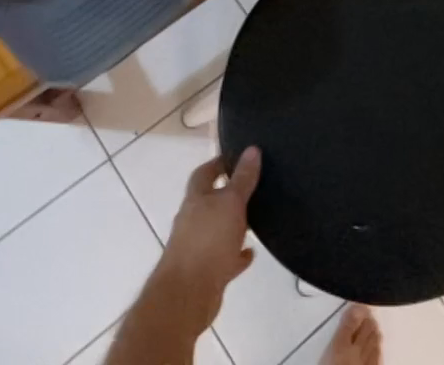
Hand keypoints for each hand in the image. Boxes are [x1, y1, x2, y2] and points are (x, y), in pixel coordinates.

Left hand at [158, 147, 262, 326]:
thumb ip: (242, 179)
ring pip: (217, 230)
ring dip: (233, 225)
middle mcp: (192, 221)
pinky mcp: (205, 273)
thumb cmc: (208, 240)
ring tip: (256, 219)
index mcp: (195, 200)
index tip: (236, 157)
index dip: (217, 163)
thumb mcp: (231, 203)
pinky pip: (224, 258)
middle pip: (209, 202)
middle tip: (252, 187)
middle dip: (227, 194)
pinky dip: (236, 254)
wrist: (187, 294)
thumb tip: (252, 149)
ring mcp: (196, 247)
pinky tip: (250, 253)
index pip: (203, 174)